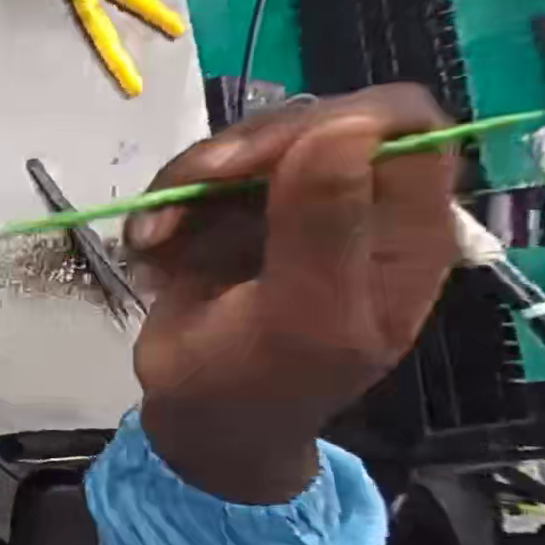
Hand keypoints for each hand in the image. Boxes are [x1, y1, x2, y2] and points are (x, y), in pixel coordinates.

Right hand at [126, 85, 459, 502]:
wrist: (198, 418)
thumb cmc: (260, 382)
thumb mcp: (303, 318)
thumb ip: (326, 229)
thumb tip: (343, 127)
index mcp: (397, 229)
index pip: (395, 126)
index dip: (325, 126)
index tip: (247, 167)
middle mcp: (343, 206)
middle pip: (298, 126)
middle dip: (228, 159)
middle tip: (177, 203)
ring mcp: (276, 210)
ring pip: (232, 150)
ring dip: (179, 188)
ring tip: (152, 241)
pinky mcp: (219, 222)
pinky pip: (186, 185)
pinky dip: (156, 210)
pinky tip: (146, 249)